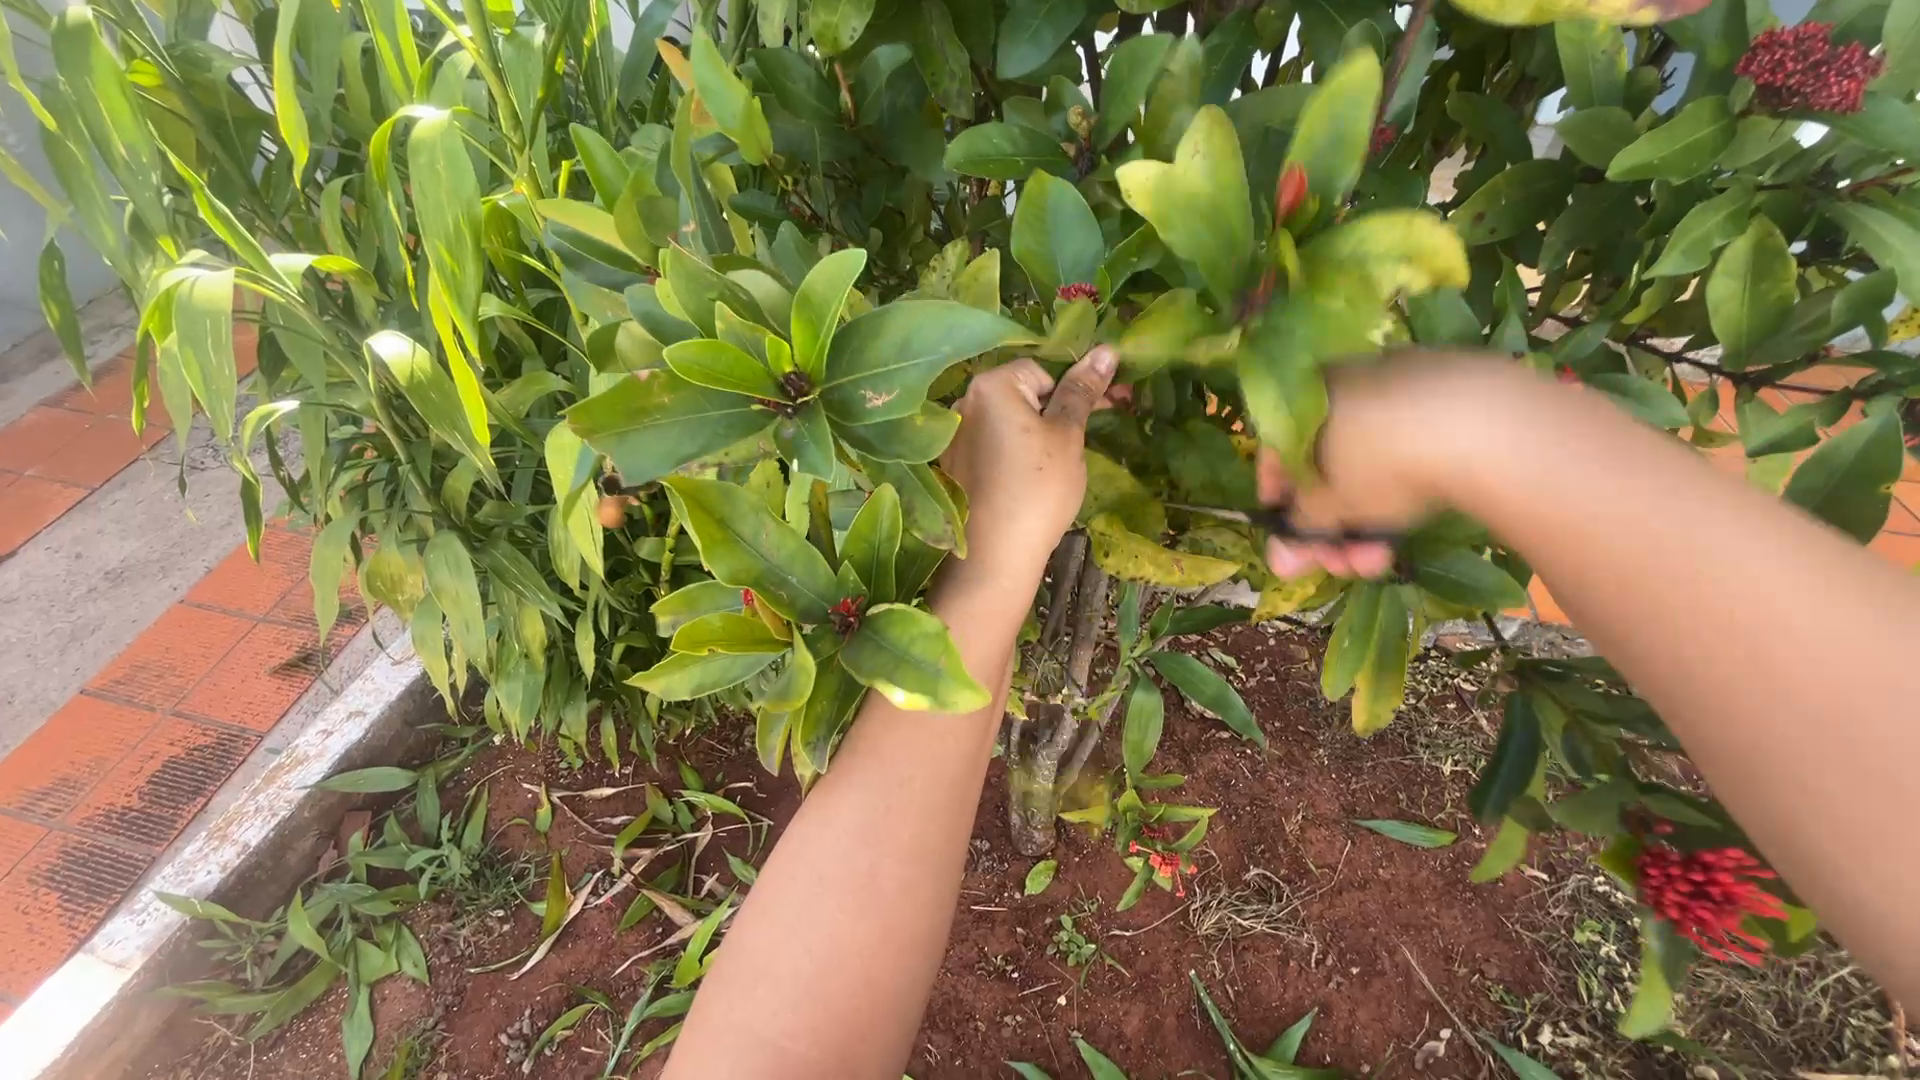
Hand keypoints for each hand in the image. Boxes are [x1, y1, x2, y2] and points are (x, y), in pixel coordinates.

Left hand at [941, 348, 1119, 577]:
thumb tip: (1107, 349)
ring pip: (1007, 423)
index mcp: (990, 386)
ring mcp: (954, 438)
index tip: (1096, 414)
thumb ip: (1082, 391)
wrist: (996, 555)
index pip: (1040, 370)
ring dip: (1035, 434)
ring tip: (1059, 466)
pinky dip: (1013, 456)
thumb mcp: (1067, 435)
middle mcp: (963, 404)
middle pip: (1021, 395)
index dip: (1070, 391)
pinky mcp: (954, 467)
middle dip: (1055, 411)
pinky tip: (1030, 482)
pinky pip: (992, 448)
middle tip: (1086, 439)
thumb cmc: (1038, 489)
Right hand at [1261, 353, 1523, 579]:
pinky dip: (1404, 476)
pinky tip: (1418, 507)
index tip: (1294, 542)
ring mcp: (1396, 380)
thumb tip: (1279, 561)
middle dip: (1332, 526)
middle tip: (1345, 565)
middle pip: (1326, 464)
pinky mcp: (1446, 386)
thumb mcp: (1329, 506)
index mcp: (1302, 402)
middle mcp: (1342, 383)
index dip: (1280, 505)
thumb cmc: (1377, 462)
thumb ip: (1299, 530)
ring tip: (1385, 557)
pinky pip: (1407, 439)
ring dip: (1368, 514)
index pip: (1276, 458)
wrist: (1479, 422)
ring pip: (1369, 456)